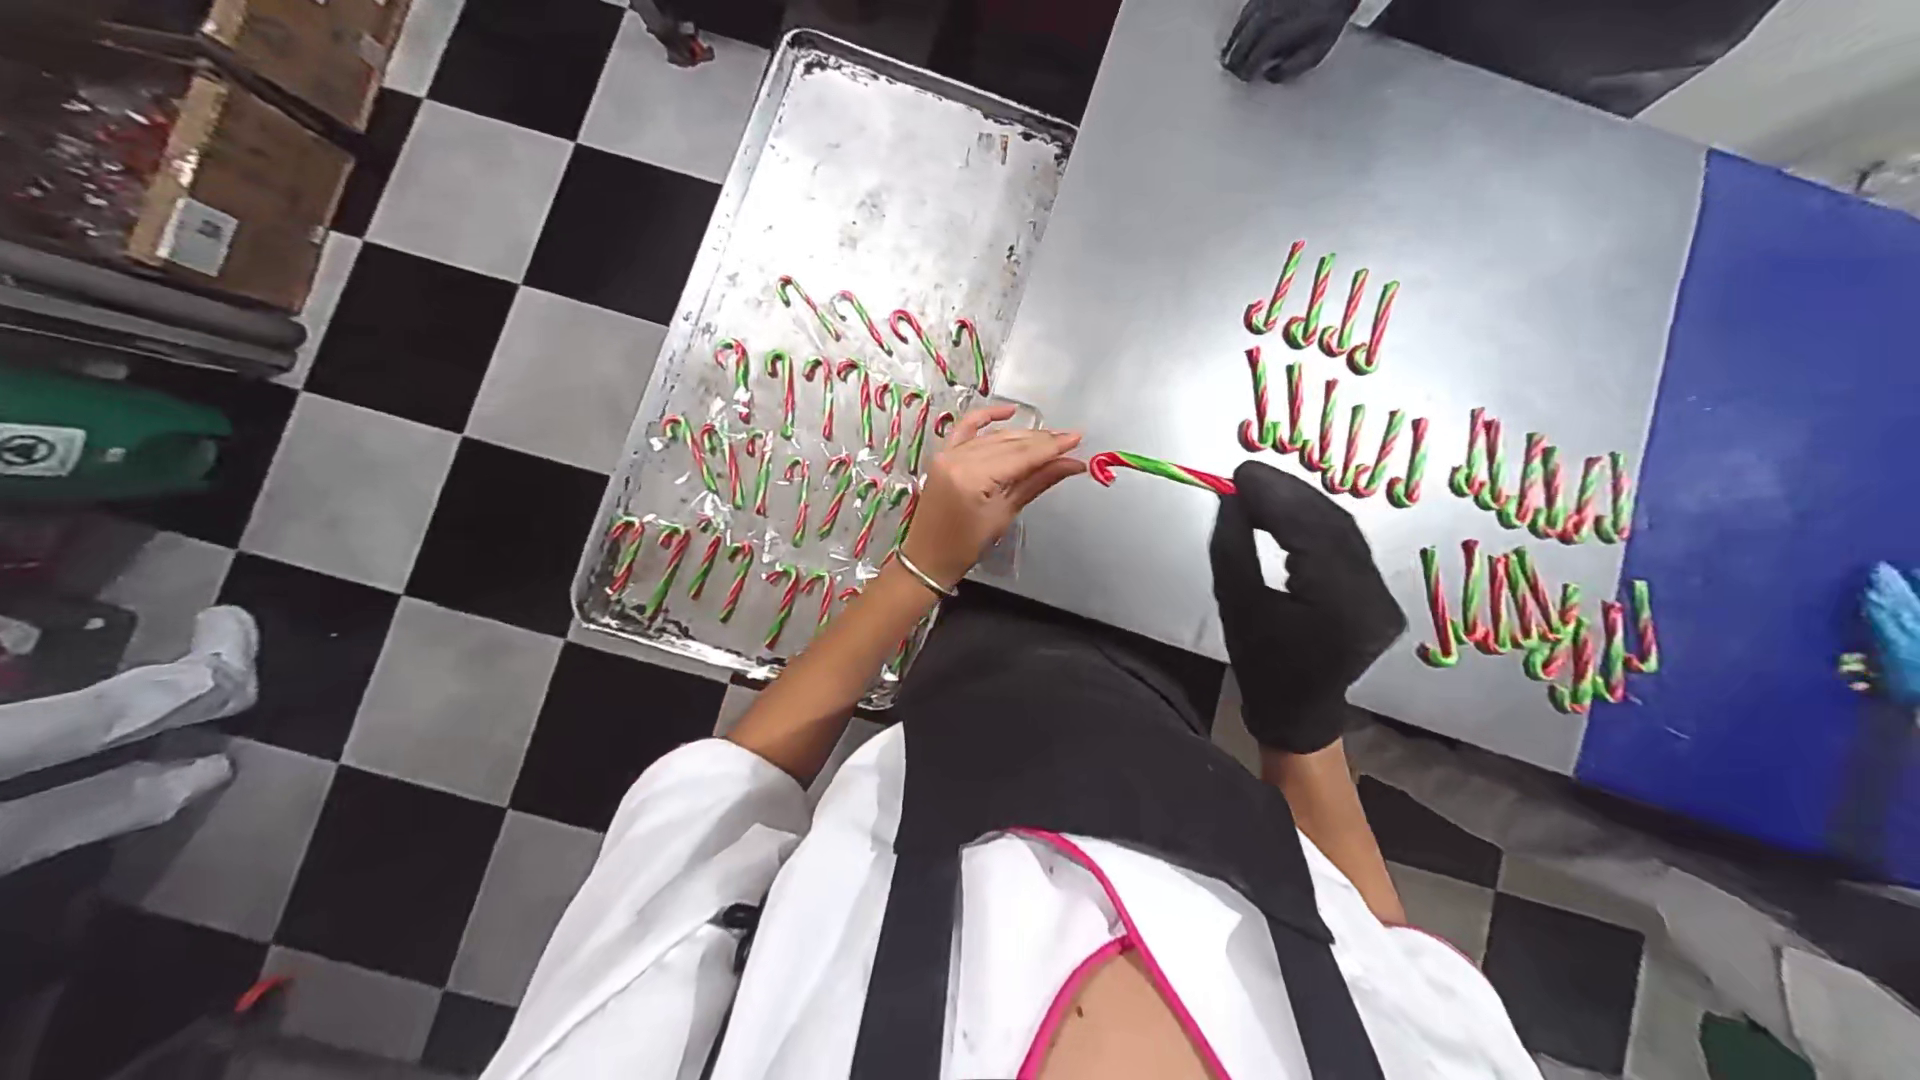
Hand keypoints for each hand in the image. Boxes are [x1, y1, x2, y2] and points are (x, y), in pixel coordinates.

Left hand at [900, 405, 1084, 586]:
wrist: (927, 557)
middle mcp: (958, 459)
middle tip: (1070, 441)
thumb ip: (1037, 482)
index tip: (1077, 439)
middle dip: (1041, 441)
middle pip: (1008, 443)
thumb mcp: (1004, 515)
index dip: (1051, 447)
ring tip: (1050, 437)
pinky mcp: (942, 455)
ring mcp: (947, 454)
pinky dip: (986, 418)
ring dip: (1022, 435)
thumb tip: (1072, 464)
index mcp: (973, 478)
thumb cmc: (965, 546)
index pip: (1020, 456)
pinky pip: (965, 428)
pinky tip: (1009, 412)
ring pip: (993, 437)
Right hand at [1210, 460, 1404, 752]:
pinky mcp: (1380, 593)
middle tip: (1247, 474)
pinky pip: (1346, 546)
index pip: (1311, 533)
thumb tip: (1232, 498)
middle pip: (1333, 525)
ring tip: (1260, 488)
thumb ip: (1233, 547)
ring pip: (1343, 531)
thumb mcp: (1235, 604)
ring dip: (1300, 505)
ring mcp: (1384, 596)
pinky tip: (1285, 513)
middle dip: (1288, 494)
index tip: (1240, 473)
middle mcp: (1375, 598)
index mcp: (1340, 608)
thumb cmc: (1260, 664)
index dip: (1276, 497)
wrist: (1297, 710)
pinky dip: (1313, 523)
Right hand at [1220, 0, 1359, 82]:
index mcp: (1276, 35)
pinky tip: (1239, 32)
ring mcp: (1265, 1)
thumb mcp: (1317, 52)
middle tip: (1231, 72)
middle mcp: (1266, 17)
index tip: (1244, 80)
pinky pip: (1246, 9)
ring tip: (1229, 55)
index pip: (1251, 61)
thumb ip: (1290, 69)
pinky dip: (1240, 24)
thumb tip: (1269, 76)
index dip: (1245, 73)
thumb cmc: (1330, 16)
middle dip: (1234, 61)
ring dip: (1233, 43)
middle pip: (1241, 44)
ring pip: (1240, 26)